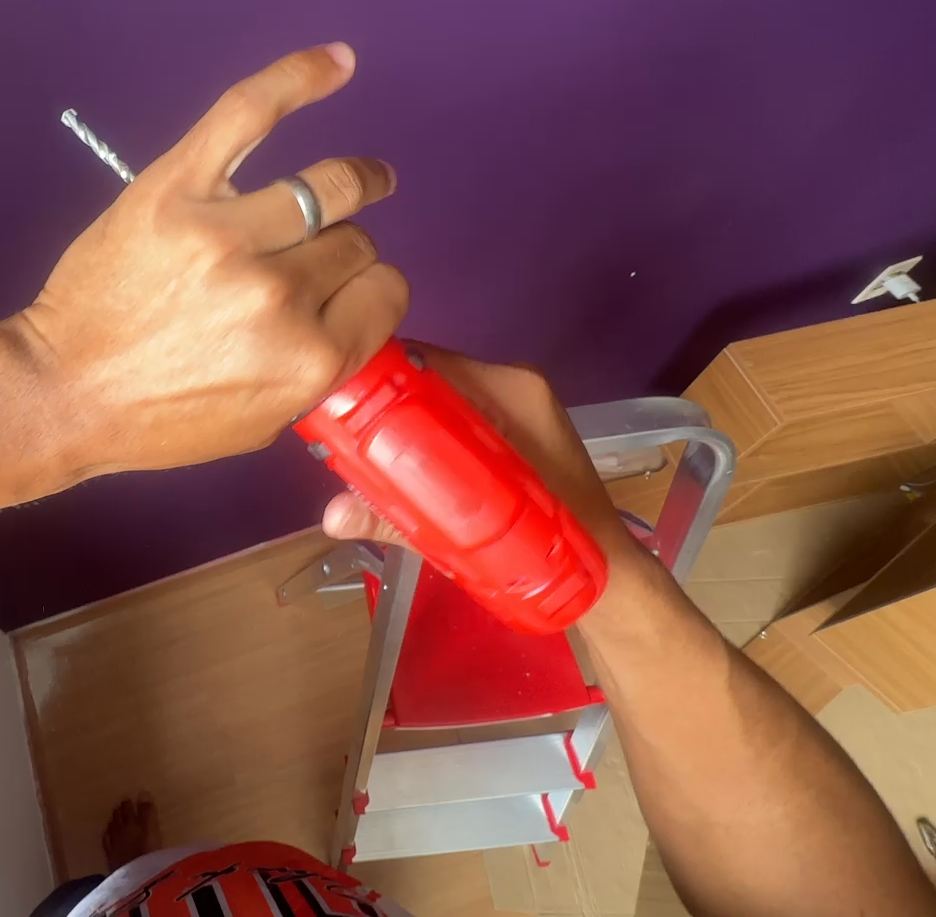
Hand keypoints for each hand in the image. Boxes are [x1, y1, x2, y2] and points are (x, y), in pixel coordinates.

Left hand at [17, 44, 408, 475]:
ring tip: (362, 181)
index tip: (343, 295)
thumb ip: (321, 367)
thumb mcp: (262, 421)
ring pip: (326, 188)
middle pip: (354, 243)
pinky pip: (250, 113)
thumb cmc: (161, 418)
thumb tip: (352, 310)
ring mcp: (226, 235)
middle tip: (305, 266)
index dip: (367, 295)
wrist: (66, 391)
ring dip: (348, 186)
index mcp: (309, 360)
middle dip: (338, 257)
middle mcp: (279, 295)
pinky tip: (336, 63)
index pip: (383, 293)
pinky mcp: (176, 188)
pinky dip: (297, 79)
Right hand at [318, 344, 635, 562]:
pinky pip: (449, 412)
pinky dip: (417, 430)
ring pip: (433, 395)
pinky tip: (390, 457)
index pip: (425, 359)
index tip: (334, 401)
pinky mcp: (507, 423)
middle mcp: (510, 384)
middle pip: (424, 375)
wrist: (603, 576)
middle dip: (379, 401)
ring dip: (395, 417)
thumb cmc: (552, 550)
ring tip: (356, 445)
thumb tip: (331, 516)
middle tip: (338, 430)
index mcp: (510, 391)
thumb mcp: (470, 537)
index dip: (374, 376)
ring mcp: (510, 403)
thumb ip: (398, 522)